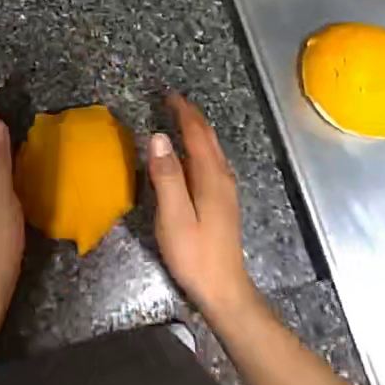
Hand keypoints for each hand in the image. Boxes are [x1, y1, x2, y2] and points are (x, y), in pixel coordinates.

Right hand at [149, 92, 257, 317]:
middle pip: (208, 139)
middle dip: (191, 117)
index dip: (184, 113)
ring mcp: (226, 190)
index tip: (169, 95)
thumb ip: (166, 176)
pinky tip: (190, 156)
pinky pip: (211, 162)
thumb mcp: (174, 216)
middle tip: (173, 102)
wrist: (224, 289)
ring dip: (197, 131)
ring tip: (180, 120)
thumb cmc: (195, 254)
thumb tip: (158, 137)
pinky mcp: (223, 202)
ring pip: (212, 150)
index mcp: (210, 177)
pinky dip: (199, 148)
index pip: (197, 134)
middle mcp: (222, 178)